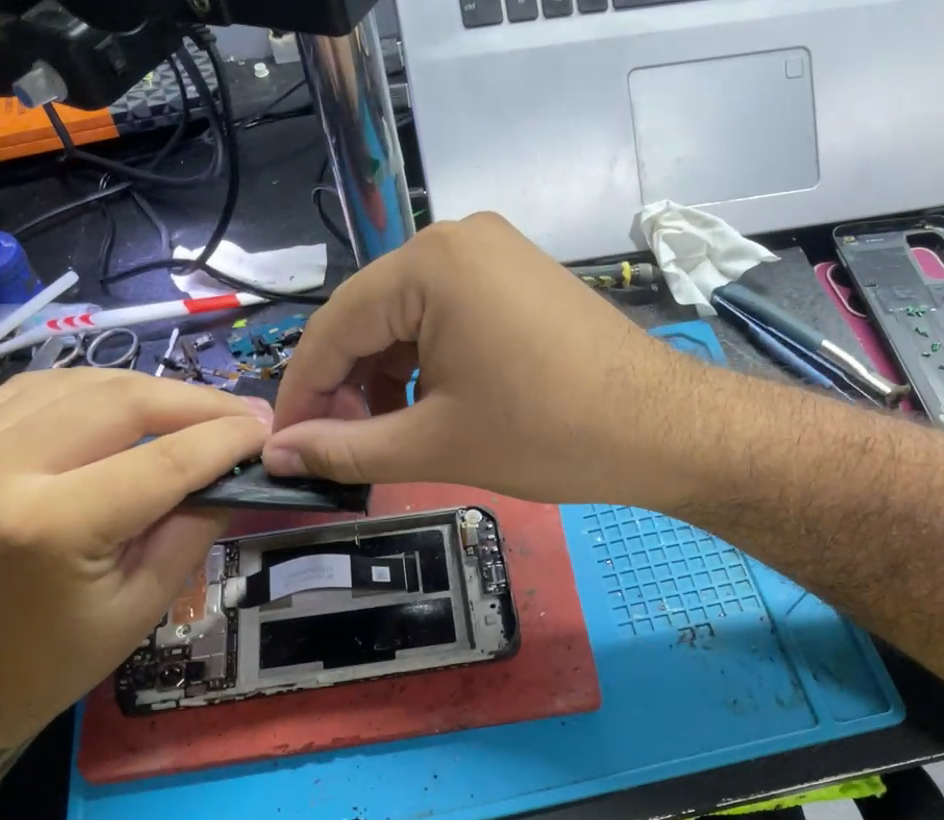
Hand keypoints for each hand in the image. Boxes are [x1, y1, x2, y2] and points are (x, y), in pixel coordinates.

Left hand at [0, 369, 269, 755]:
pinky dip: (88, 392)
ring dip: (145, 390)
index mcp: (50, 525)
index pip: (162, 460)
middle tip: (243, 412)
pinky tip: (123, 405)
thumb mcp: (140, 607)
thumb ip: (189, 532)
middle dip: (194, 402)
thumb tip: (229, 474)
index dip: (225, 440)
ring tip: (194, 408)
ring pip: (74, 384)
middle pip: (119, 403)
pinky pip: (30, 392)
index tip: (266, 430)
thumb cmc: (48, 662)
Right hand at [264, 213, 710, 506]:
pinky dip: (427, 365)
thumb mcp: (435, 445)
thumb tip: (278, 455)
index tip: (283, 446)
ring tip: (382, 441)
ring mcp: (496, 255)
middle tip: (337, 453)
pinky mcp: (520, 279)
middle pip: (370, 318)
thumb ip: (347, 448)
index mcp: (430, 263)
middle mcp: (458, 239)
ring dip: (386, 380)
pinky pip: (449, 318)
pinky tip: (425, 409)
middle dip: (348, 389)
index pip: (334, 326)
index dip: (302, 392)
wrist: (664, 431)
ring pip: (409, 321)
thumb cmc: (548, 436)